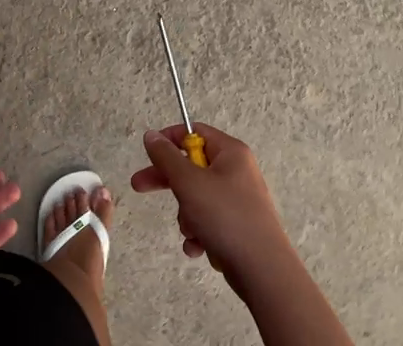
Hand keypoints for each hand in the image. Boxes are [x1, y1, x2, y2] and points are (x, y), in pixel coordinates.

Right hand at [130, 123, 291, 284]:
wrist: (263, 270)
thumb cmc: (225, 217)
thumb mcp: (189, 183)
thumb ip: (166, 157)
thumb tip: (151, 134)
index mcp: (231, 152)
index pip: (195, 132)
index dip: (169, 139)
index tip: (149, 152)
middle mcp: (237, 172)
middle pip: (192, 167)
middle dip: (168, 181)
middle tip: (138, 186)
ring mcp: (238, 200)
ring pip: (197, 198)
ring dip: (186, 215)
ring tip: (192, 230)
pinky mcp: (238, 226)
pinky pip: (209, 221)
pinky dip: (199, 233)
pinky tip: (198, 248)